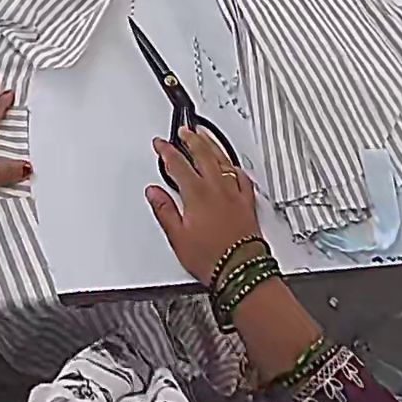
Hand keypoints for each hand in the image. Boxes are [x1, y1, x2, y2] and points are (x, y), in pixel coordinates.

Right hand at [144, 127, 262, 284]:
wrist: (242, 270)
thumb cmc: (212, 258)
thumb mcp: (178, 237)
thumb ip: (164, 210)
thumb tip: (154, 193)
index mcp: (197, 194)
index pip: (178, 164)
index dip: (167, 151)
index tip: (161, 144)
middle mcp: (217, 189)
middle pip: (203, 154)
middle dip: (191, 139)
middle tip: (184, 131)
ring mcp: (234, 193)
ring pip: (222, 160)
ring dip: (212, 145)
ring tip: (205, 136)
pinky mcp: (247, 202)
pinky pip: (241, 177)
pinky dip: (234, 167)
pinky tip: (232, 165)